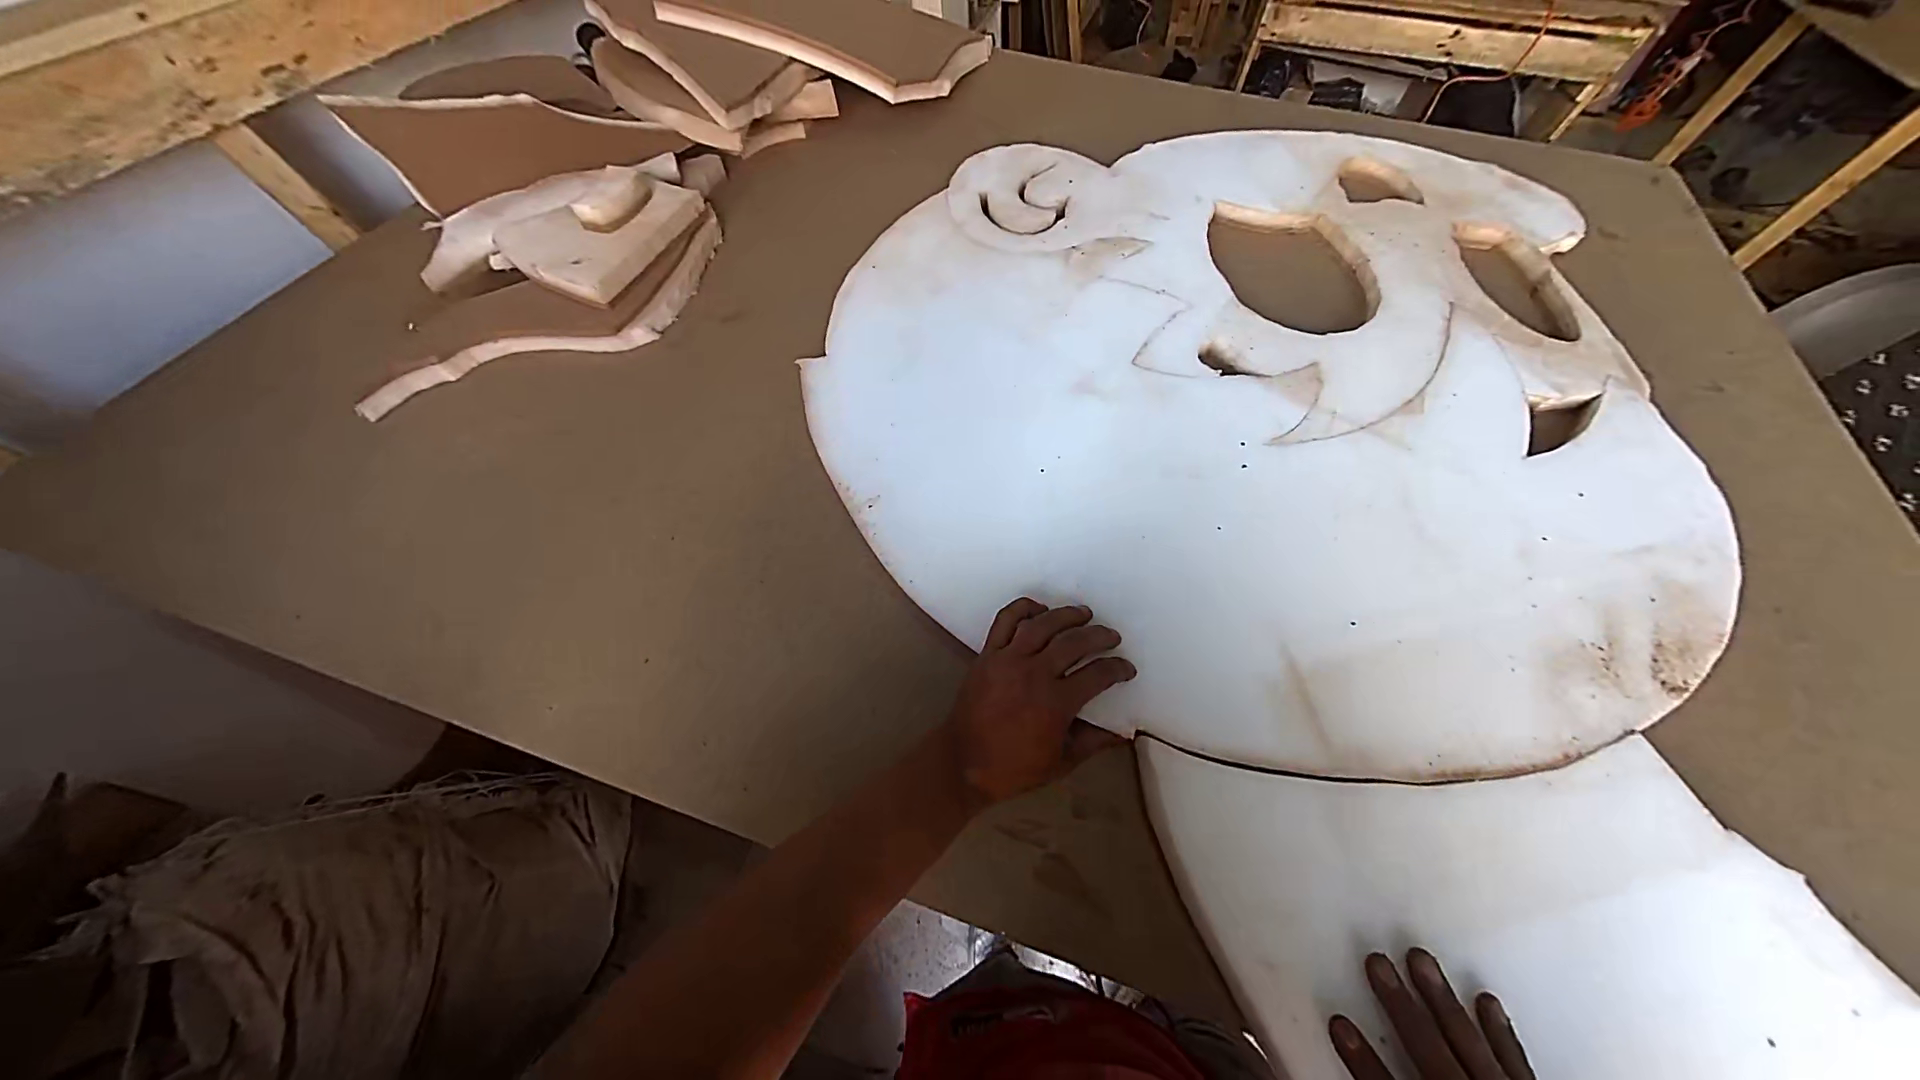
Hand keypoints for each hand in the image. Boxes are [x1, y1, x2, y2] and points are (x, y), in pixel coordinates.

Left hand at [943, 598, 1135, 806]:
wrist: (963, 762)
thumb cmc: (1015, 767)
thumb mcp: (1062, 761)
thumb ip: (1094, 742)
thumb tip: (1123, 733)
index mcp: (1056, 702)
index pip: (1097, 675)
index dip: (1117, 669)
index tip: (1126, 668)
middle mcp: (1034, 674)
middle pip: (1074, 643)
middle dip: (1098, 636)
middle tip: (1111, 636)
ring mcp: (1008, 660)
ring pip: (1041, 625)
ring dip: (1066, 615)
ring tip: (1083, 614)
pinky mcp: (987, 655)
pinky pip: (1004, 621)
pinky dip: (1022, 608)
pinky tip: (1039, 608)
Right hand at [1330, 949, 1534, 1079]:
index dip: (1363, 1060)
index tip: (1339, 1025)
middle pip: (1429, 1052)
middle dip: (1401, 1005)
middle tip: (1377, 962)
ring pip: (1470, 1045)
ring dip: (1443, 1001)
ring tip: (1422, 961)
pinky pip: (1517, 1065)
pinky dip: (1500, 1033)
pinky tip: (1486, 1003)